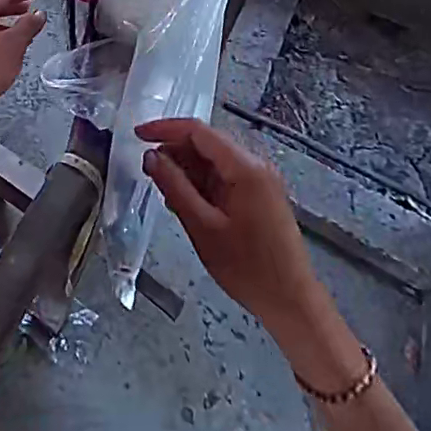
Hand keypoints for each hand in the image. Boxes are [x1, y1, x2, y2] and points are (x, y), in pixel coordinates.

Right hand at [136, 117, 320, 327]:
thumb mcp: (203, 227)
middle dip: (174, 151)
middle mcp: (255, 165)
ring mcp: (260, 180)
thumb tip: (151, 156)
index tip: (137, 135)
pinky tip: (186, 201)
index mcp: (245, 166)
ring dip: (187, 169)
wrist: (292, 302)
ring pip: (214, 160)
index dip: (165, 128)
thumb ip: (175, 186)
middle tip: (147, 170)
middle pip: (207, 143)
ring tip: (164, 189)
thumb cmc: (248, 268)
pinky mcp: (260, 195)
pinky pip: (224, 177)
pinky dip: (202, 183)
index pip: (198, 131)